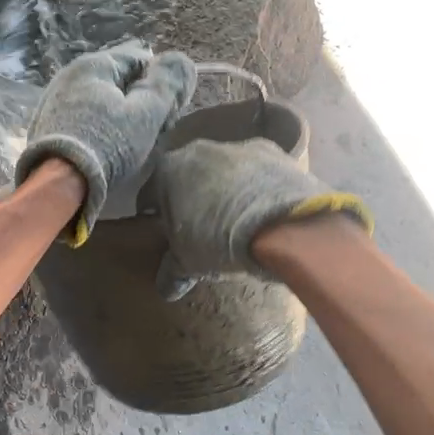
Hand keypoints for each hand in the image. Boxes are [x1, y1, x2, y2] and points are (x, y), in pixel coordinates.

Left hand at [17, 42, 196, 244]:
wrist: (58, 183)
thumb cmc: (106, 145)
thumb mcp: (145, 114)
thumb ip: (166, 85)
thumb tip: (178, 60)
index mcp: (94, 64)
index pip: (139, 57)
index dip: (160, 81)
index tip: (169, 108)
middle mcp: (70, 73)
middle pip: (117, 77)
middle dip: (138, 95)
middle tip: (154, 125)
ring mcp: (55, 98)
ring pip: (101, 95)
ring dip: (120, 110)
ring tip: (132, 137)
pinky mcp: (48, 122)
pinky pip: (85, 112)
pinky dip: (101, 121)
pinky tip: (108, 142)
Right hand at [152, 137, 370, 296]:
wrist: (283, 224)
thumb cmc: (219, 241)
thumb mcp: (189, 263)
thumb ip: (172, 272)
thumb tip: (165, 288)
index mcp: (168, 171)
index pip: (151, 194)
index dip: (155, 216)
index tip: (162, 232)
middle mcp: (199, 149)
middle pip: (188, 176)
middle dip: (191, 197)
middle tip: (200, 226)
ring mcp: (239, 146)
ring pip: (225, 169)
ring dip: (226, 189)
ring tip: (237, 219)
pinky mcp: (275, 151)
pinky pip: (258, 170)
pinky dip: (257, 186)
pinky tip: (265, 210)